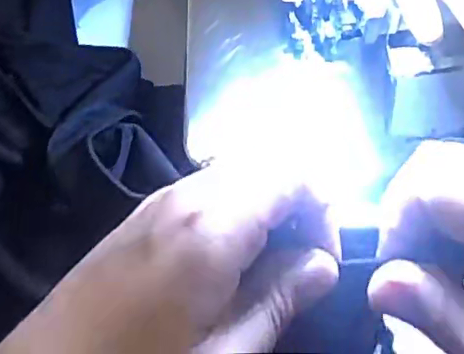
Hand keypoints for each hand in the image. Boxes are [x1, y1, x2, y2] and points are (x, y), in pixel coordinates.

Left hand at [0, 159, 338, 353]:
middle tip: (303, 264)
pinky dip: (234, 209)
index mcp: (216, 219)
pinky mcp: (137, 218)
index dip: (326, 211)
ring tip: (268, 268)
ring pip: (239, 173)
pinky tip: (224, 265)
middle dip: (299, 203)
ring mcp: (158, 200)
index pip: (298, 173)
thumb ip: (279, 300)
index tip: (326, 267)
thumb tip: (323, 264)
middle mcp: (190, 191)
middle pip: (270, 163)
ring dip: (267, 206)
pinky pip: (206, 191)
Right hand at [369, 141, 463, 353]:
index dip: (394, 222)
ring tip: (441, 288)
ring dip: (436, 219)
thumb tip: (379, 279)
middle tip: (409, 285)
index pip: (428, 177)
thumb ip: (443, 316)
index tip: (390, 281)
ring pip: (463, 174)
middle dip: (410, 214)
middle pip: (442, 163)